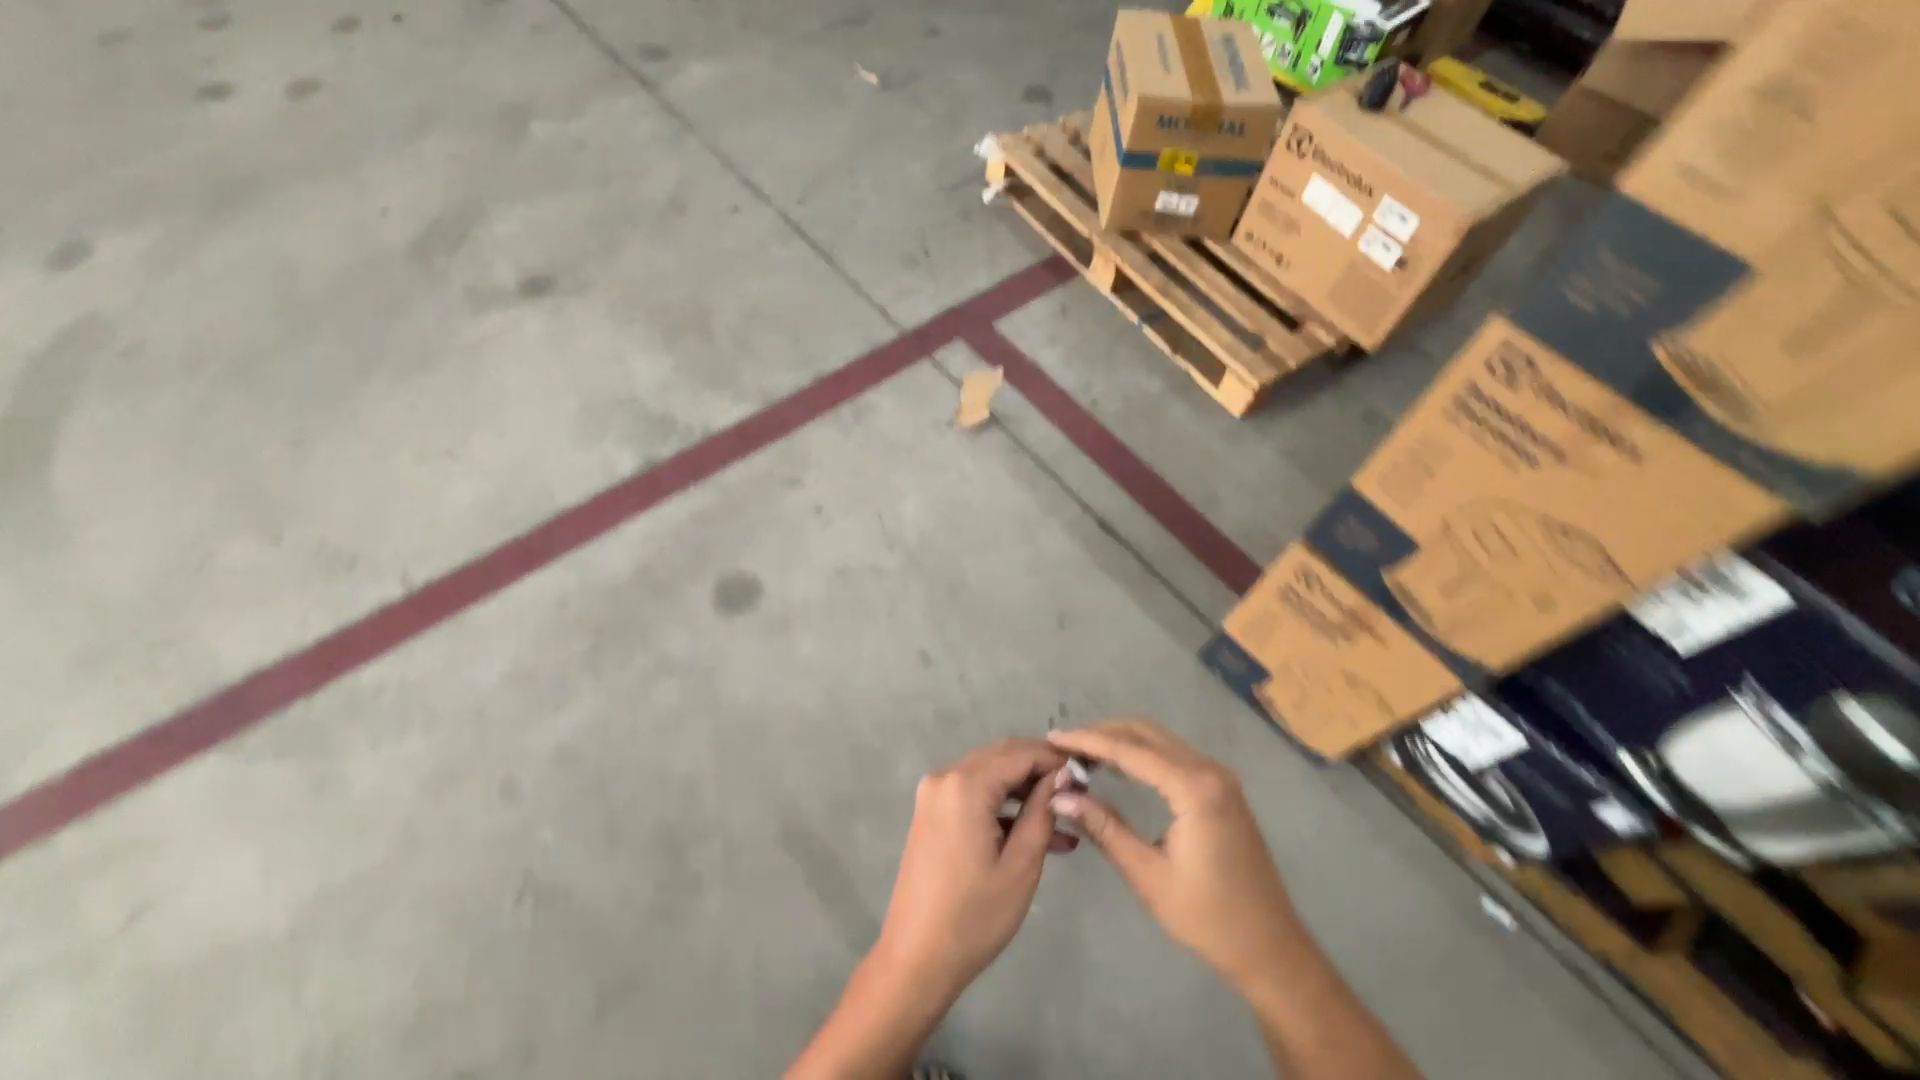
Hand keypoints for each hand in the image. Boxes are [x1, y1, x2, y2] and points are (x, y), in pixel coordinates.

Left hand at [874, 738, 1073, 996]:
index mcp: (965, 785)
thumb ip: (1042, 811)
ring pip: (989, 775)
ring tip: (1065, 821)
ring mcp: (933, 796)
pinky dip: (1003, 807)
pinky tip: (1036, 833)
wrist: (917, 958)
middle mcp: (944, 778)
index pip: (1020, 753)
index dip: (1057, 759)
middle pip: (1002, 757)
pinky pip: (974, 795)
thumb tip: (1062, 776)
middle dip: (1041, 770)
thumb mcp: (1021, 864)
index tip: (1089, 772)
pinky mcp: (932, 814)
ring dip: (1024, 791)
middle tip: (1079, 792)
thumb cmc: (974, 916)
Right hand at [1046, 720, 1305, 990]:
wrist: (1269, 946)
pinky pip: (1174, 757)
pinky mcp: (1222, 791)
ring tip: (1081, 755)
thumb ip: (1104, 828)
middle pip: (1146, 733)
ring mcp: (1220, 778)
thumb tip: (1061, 797)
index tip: (1053, 738)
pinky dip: (1141, 755)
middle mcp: (1210, 771)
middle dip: (1102, 734)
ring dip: (1122, 742)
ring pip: (1161, 741)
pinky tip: (1117, 769)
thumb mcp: (1148, 874)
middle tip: (1063, 746)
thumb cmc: (1207, 917)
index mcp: (1194, 789)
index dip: (1088, 741)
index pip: (1130, 750)